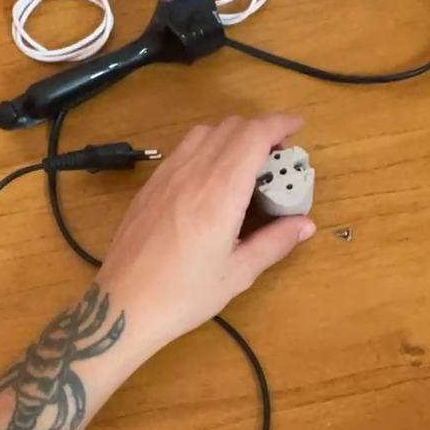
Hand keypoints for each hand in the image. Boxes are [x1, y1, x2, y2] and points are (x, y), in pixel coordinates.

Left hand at [97, 114, 315, 349]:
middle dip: (260, 130)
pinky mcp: (150, 186)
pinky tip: (212, 177)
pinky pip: (183, 150)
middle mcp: (192, 173)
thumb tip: (305, 224)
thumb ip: (275, 242)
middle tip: (278, 155)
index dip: (279, 123)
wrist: (125, 305)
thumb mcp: (238, 273)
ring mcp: (166, 176)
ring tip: (246, 162)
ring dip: (232, 135)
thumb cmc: (185, 294)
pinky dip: (207, 147)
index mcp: (220, 192)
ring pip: (204, 132)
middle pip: (231, 127)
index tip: (297, 127)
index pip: (253, 136)